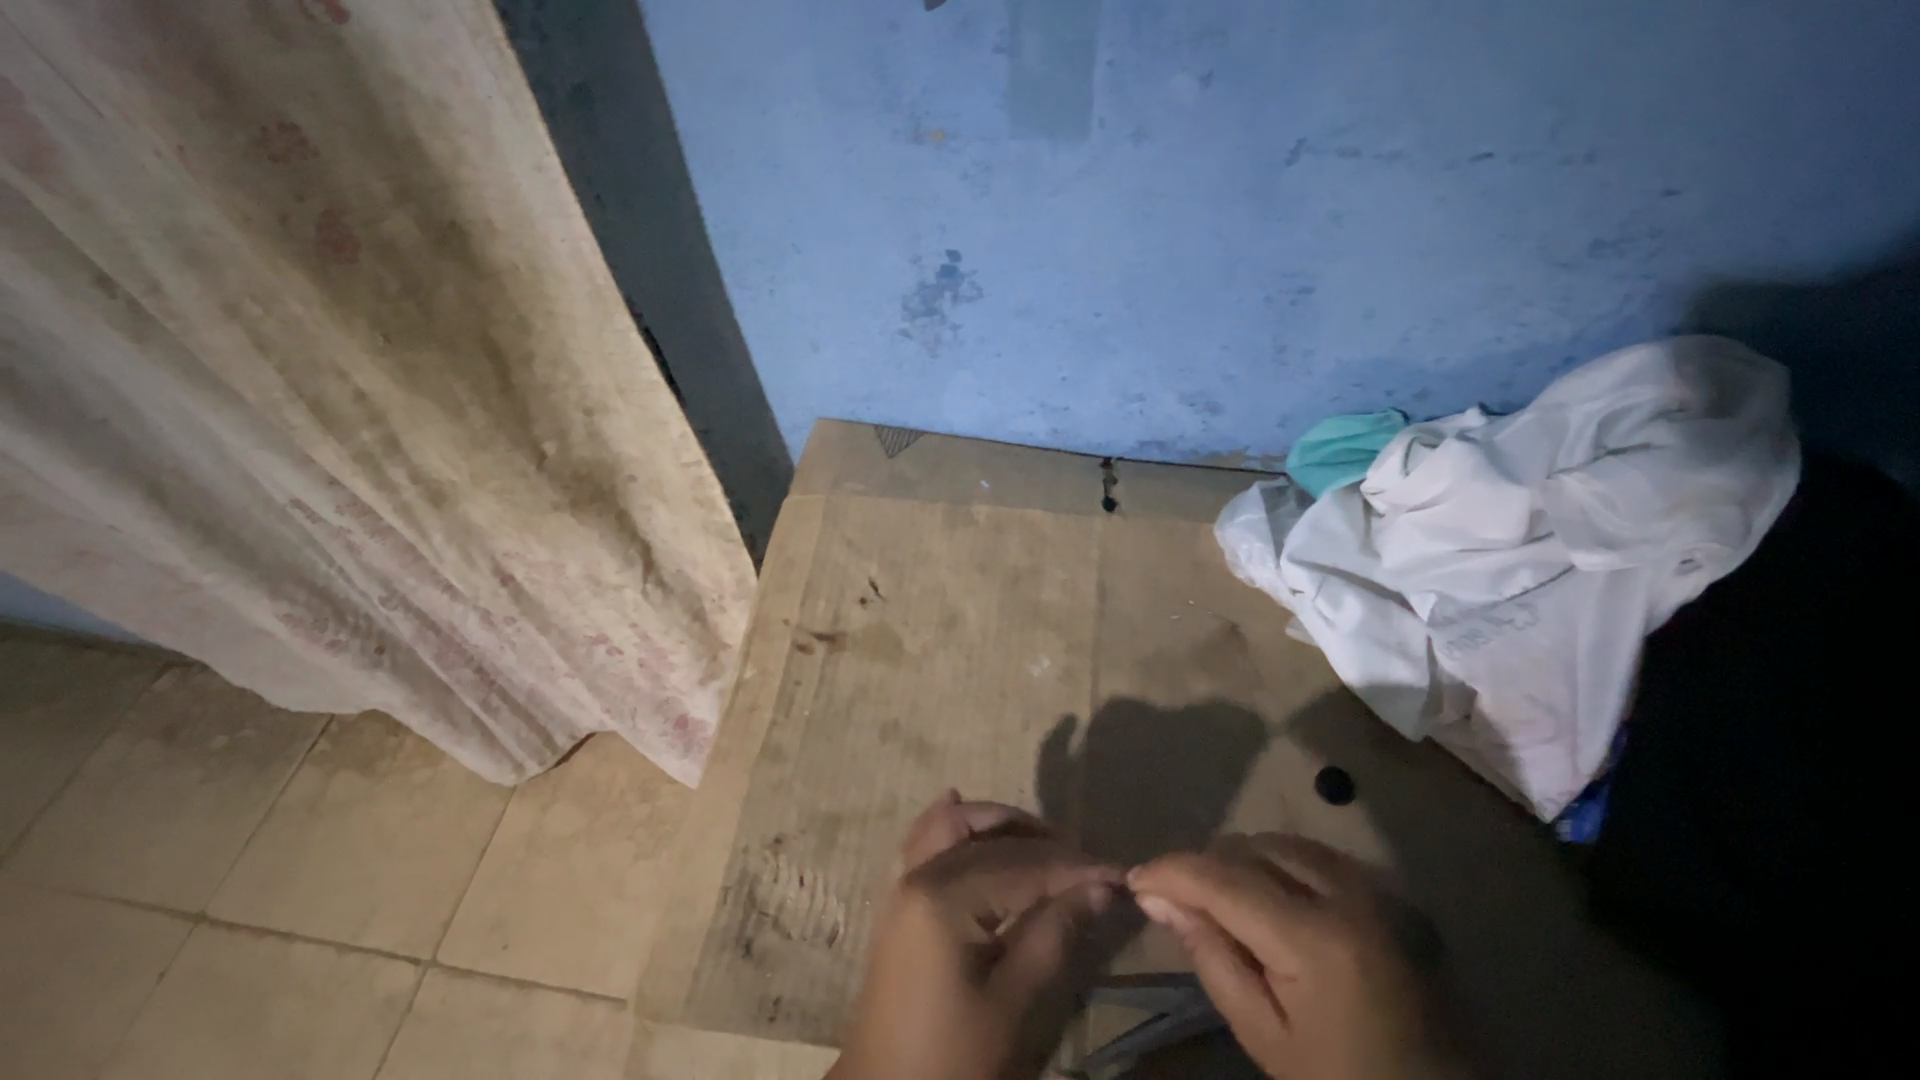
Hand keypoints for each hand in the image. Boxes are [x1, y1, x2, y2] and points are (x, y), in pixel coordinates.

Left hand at [829, 791, 1122, 1079]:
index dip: (1074, 867)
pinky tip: (960, 805)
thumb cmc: (952, 1055)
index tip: (1119, 874)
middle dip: (1041, 842)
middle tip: (1086, 866)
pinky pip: (922, 840)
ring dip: (998, 825)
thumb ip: (1055, 934)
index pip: (1023, 864)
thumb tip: (1101, 885)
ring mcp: (902, 884)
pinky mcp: (898, 901)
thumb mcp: (1013, 1002)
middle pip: (988, 835)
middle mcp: (919, 873)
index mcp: (945, 895)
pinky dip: (949, 823)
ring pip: (951, 825)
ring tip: (1045, 846)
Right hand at [1130, 834, 1469, 1079]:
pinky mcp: (1396, 894)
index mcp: (1316, 940)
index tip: (1135, 879)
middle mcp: (1351, 895)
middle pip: (1252, 847)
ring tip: (1222, 900)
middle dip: (1206, 866)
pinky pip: (1320, 857)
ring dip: (1243, 861)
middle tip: (1178, 901)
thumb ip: (1212, 958)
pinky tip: (1273, 902)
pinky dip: (1282, 866)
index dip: (1172, 871)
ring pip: (1284, 842)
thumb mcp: (1265, 1036)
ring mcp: (1380, 889)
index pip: (1223, 878)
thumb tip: (1160, 898)